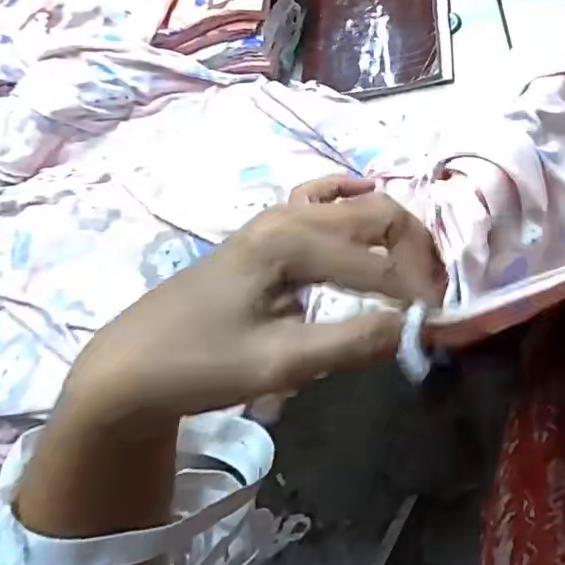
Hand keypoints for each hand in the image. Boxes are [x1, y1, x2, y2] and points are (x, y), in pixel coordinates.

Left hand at [59, 184, 443, 431]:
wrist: (128, 366)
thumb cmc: (198, 364)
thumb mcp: (279, 363)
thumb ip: (353, 342)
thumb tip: (416, 328)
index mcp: (291, 242)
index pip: (378, 263)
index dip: (415, 295)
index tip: (435, 328)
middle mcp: (290, 215)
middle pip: (379, 215)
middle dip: (416, 255)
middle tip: (429, 301)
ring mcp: (278, 216)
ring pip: (359, 207)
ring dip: (395, 235)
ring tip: (412, 276)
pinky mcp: (270, 229)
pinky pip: (323, 198)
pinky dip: (355, 202)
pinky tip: (368, 205)